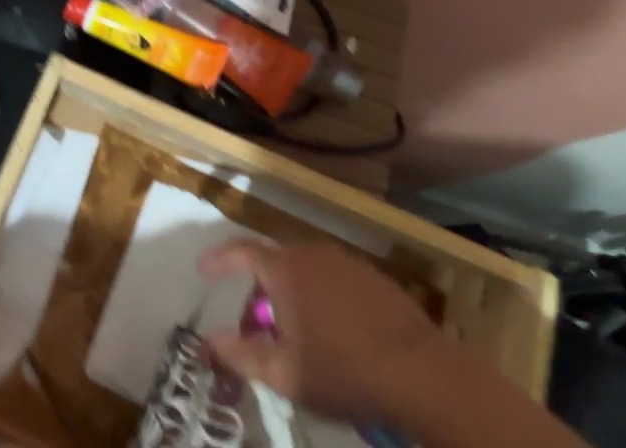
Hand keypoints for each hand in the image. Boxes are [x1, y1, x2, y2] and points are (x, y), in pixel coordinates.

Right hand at [198, 240, 444, 423]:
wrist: (422, 374)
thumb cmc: (344, 371)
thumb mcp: (284, 373)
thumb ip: (241, 354)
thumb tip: (210, 341)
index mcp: (285, 270)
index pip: (241, 252)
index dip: (219, 259)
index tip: (203, 270)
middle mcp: (314, 255)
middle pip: (273, 263)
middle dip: (257, 291)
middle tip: (254, 328)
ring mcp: (348, 263)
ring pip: (305, 271)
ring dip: (290, 294)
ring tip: (293, 334)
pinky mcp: (375, 278)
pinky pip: (333, 279)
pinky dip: (320, 297)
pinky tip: (331, 331)